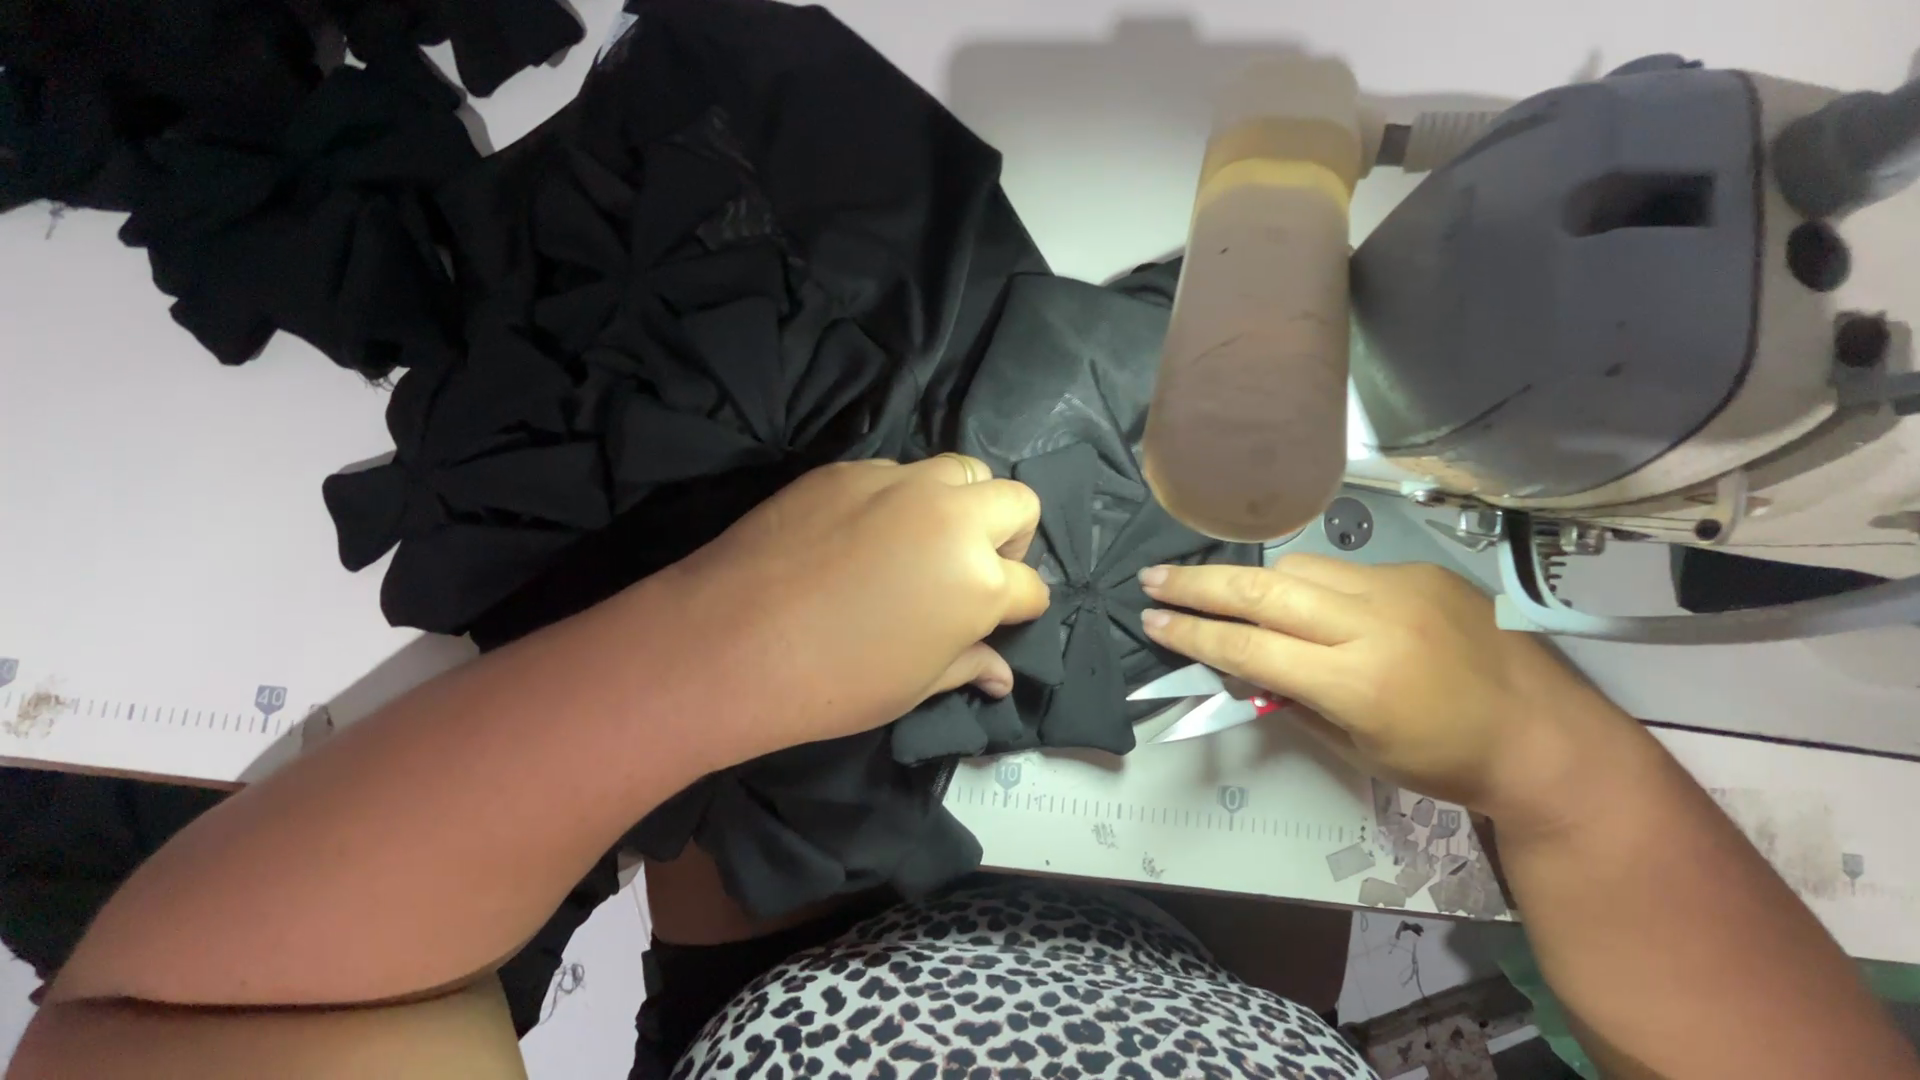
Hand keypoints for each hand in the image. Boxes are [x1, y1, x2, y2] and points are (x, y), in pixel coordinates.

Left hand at [653, 455, 1048, 760]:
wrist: (730, 642)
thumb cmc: (832, 683)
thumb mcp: (911, 687)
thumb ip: (966, 666)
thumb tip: (1001, 676)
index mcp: (979, 581)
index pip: (1031, 586)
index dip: (1019, 608)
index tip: (997, 621)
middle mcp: (952, 518)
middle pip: (1017, 503)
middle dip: (1010, 537)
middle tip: (974, 569)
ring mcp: (899, 484)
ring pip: (961, 470)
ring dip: (961, 503)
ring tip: (926, 539)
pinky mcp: (850, 470)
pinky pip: (898, 473)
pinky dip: (901, 499)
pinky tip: (862, 534)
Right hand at [1138, 555, 1631, 829]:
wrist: (1546, 737)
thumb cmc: (1446, 763)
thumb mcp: (1358, 748)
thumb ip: (1293, 701)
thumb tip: (1241, 666)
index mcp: (1357, 682)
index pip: (1251, 648)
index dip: (1193, 633)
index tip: (1151, 620)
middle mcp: (1374, 622)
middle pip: (1263, 591)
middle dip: (1198, 584)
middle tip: (1152, 576)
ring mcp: (1400, 588)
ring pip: (1298, 568)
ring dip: (1252, 581)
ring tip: (1221, 592)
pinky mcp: (1420, 571)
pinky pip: (1343, 569)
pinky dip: (1309, 585)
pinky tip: (1306, 605)